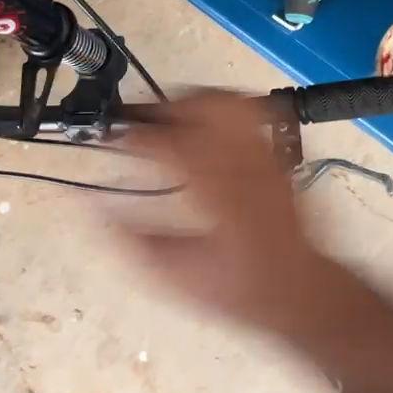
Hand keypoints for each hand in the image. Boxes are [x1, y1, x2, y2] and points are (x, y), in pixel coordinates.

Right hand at [120, 91, 352, 336]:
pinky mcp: (279, 157)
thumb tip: (92, 202)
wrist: (300, 292)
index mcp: (214, 190)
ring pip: (232, 102)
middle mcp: (243, 164)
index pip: (168, 142)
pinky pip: (253, 115)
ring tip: (173, 116)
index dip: (136, 133)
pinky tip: (209, 125)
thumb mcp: (173, 274)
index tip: (115, 134)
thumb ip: (129, 236)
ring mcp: (266, 156)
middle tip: (144, 120)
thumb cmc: (235, 288)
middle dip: (167, 105)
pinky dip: (224, 109)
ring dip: (195, 100)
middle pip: (205, 106)